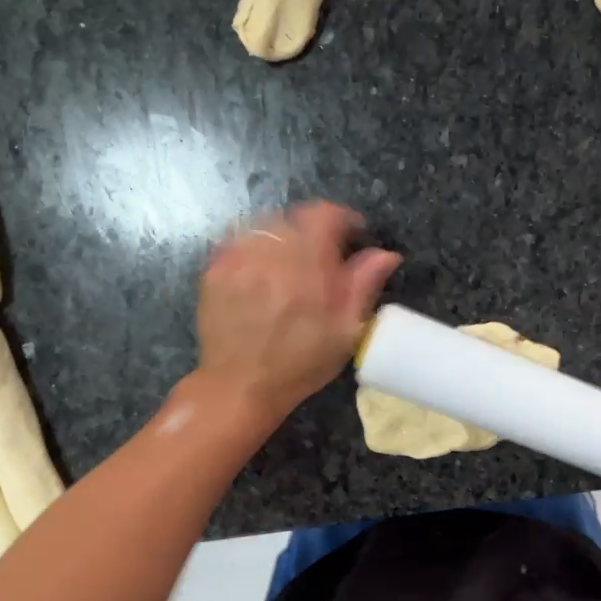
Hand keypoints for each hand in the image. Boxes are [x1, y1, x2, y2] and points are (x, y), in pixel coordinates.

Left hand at [192, 202, 399, 423]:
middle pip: (296, 218)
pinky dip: (257, 248)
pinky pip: (240, 241)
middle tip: (324, 259)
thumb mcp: (346, 330)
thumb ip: (364, 284)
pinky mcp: (214, 268)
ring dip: (285, 238)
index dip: (345, 220)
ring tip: (292, 266)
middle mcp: (270, 251)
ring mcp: (237, 257)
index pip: (326, 214)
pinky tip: (264, 273)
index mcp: (307, 264)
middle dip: (314, 231)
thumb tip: (386, 254)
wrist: (241, 385)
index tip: (354, 237)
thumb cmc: (302, 362)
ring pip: (267, 226)